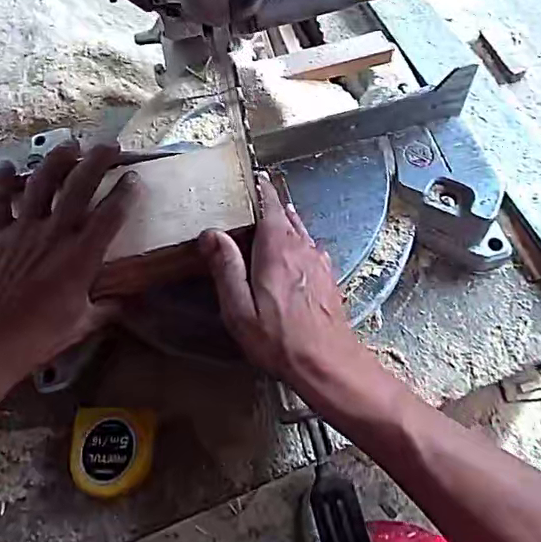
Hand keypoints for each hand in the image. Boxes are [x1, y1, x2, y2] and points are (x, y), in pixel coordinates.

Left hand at [0, 142, 136, 390]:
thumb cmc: (35, 339)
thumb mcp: (81, 325)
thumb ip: (106, 307)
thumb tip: (123, 300)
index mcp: (81, 256)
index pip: (111, 213)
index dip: (126, 192)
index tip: (135, 177)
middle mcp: (54, 234)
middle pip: (79, 185)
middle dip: (98, 160)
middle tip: (111, 146)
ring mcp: (21, 231)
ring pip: (41, 183)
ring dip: (57, 159)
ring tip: (71, 144)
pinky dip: (3, 181)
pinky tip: (9, 166)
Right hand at [200, 174, 361, 387]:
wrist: (328, 363)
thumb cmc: (280, 341)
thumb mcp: (239, 309)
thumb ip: (226, 268)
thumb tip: (211, 235)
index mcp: (277, 250)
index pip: (271, 207)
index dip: (263, 190)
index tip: (257, 178)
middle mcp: (302, 249)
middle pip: (287, 217)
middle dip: (273, 206)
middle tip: (258, 198)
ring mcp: (319, 263)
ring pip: (301, 233)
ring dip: (287, 223)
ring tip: (275, 219)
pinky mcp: (328, 278)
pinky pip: (311, 250)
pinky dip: (300, 243)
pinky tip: (295, 254)